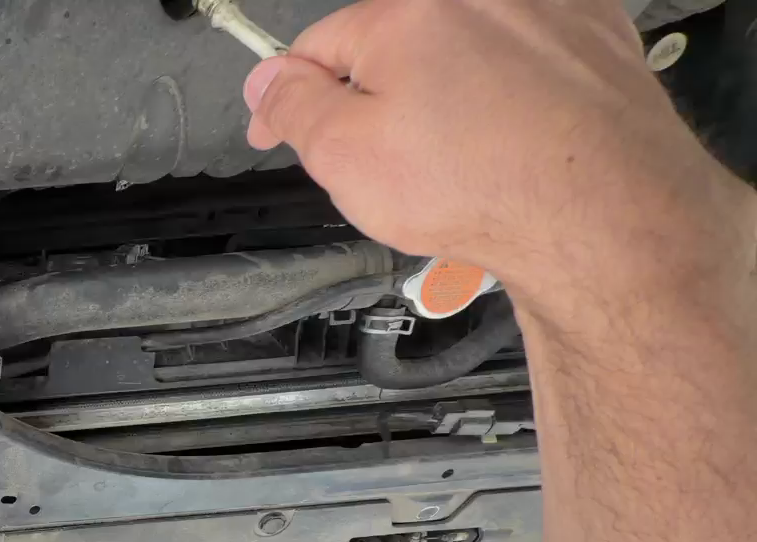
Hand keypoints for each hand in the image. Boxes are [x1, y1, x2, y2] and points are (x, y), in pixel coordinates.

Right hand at [242, 0, 754, 301]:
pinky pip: (512, 51)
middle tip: (355, 157)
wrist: (593, 204)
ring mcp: (545, 6)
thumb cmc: (458, 182)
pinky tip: (487, 131)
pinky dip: (485, 85)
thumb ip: (294, 105)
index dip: (283, 94)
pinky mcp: (593, 31)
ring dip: (423, 88)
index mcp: (409, 14)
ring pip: (449, 47)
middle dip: (358, 92)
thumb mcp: (340, 152)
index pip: (317, 43)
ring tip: (428, 151)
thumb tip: (265, 76)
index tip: (271, 136)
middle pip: (386, 41)